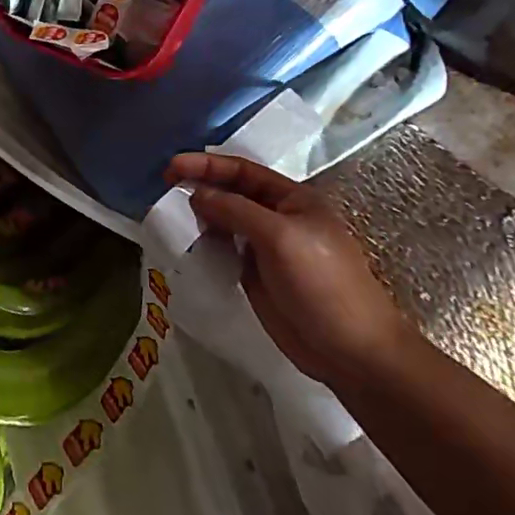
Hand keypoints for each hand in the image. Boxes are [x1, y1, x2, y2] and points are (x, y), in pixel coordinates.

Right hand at [167, 152, 416, 387]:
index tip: (171, 167)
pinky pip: (226, 253)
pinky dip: (206, 247)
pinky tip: (188, 247)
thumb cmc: (321, 282)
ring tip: (171, 219)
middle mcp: (277, 218)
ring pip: (226, 223)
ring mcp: (267, 249)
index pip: (243, 171)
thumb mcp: (280, 236)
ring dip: (201, 218)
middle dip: (201, 188)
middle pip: (232, 194)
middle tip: (165, 192)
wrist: (349, 348)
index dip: (207, 165)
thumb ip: (237, 210)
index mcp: (291, 198)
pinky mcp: (257, 277)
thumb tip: (198, 194)